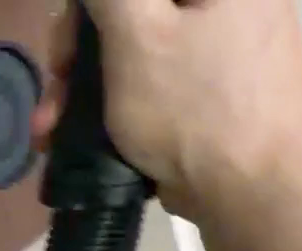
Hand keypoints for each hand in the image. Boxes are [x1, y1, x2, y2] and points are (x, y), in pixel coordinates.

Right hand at [32, 0, 301, 223]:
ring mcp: (222, 39)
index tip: (64, 57)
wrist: (250, 182)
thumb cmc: (193, 107)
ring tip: (51, 135)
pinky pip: (147, 77)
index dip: (82, 16)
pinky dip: (108, 103)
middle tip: (51, 104)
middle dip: (76, 60)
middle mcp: (226, 0)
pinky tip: (79, 136)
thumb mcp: (138, 39)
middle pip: (129, 14)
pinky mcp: (210, 81)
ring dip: (80, 91)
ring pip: (131, 49)